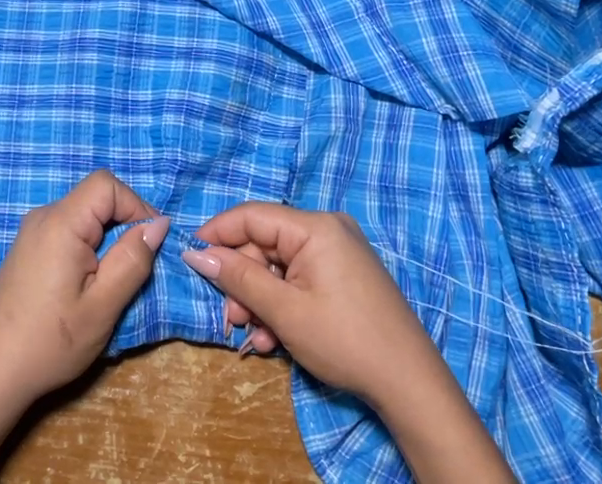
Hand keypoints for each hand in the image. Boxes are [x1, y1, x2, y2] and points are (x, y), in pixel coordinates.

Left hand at [0, 168, 169, 406]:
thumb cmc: (50, 342)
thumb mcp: (102, 306)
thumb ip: (132, 260)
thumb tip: (158, 223)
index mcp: (59, 223)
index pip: (106, 184)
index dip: (135, 206)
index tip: (149, 246)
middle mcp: (42, 217)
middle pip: (94, 199)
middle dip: (122, 227)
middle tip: (130, 272)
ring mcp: (30, 233)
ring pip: (82, 217)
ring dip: (105, 242)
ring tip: (108, 285)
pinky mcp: (26, 251)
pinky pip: (66, 233)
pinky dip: (86, 250)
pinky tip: (83, 287)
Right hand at [184, 203, 514, 483]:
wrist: (410, 385)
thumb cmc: (344, 340)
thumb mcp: (284, 310)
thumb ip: (237, 276)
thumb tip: (194, 252)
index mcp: (315, 227)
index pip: (251, 215)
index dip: (217, 234)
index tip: (191, 259)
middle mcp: (328, 229)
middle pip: (263, 243)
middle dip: (242, 280)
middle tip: (231, 318)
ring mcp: (339, 252)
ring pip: (278, 265)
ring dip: (259, 299)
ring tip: (255, 336)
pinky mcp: (344, 275)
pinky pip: (299, 278)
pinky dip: (281, 303)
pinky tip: (275, 337)